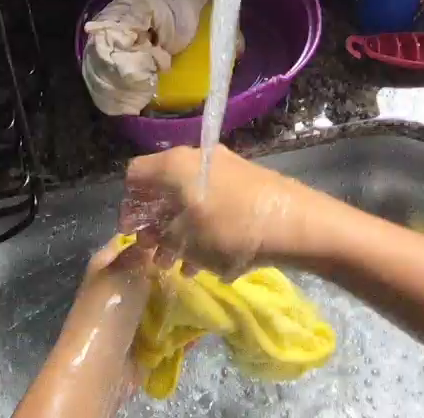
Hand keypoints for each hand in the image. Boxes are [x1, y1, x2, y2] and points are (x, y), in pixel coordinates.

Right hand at [119, 145, 324, 275]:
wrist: (295, 222)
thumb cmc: (231, 228)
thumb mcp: (187, 239)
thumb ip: (161, 237)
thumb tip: (152, 236)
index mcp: (175, 164)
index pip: (135, 174)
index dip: (129, 205)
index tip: (132, 234)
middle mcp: (196, 158)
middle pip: (163, 186)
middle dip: (155, 222)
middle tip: (154, 253)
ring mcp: (222, 169)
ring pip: (189, 198)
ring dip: (179, 230)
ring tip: (179, 264)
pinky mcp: (243, 184)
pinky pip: (212, 204)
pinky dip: (203, 228)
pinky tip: (206, 260)